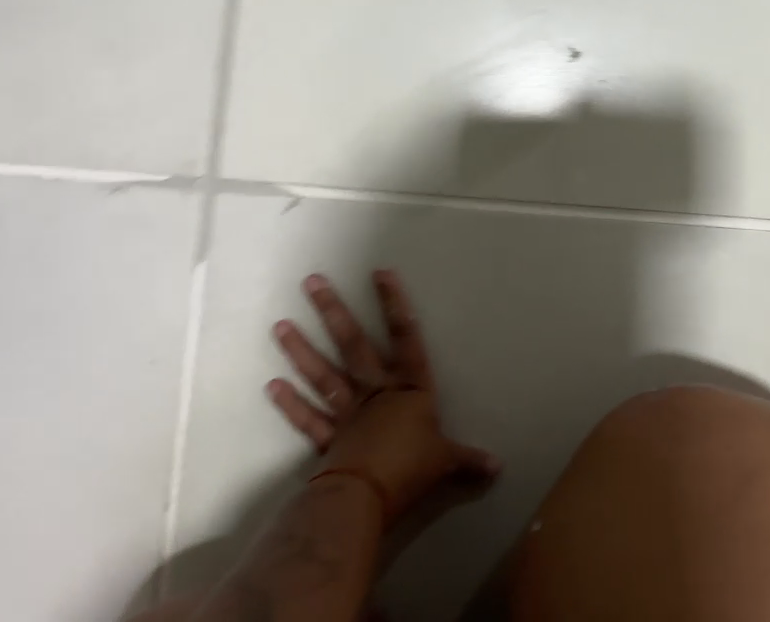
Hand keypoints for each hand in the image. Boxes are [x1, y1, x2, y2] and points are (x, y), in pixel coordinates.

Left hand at [267, 270, 498, 521]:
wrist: (366, 497)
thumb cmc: (410, 469)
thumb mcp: (447, 461)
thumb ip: (468, 460)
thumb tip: (498, 466)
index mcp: (410, 390)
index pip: (405, 337)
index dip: (394, 304)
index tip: (380, 272)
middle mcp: (375, 392)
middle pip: (353, 345)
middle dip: (333, 311)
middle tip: (311, 281)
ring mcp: (347, 413)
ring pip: (323, 375)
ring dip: (301, 351)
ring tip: (279, 325)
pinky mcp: (328, 440)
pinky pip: (308, 419)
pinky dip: (291, 404)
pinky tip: (272, 385)